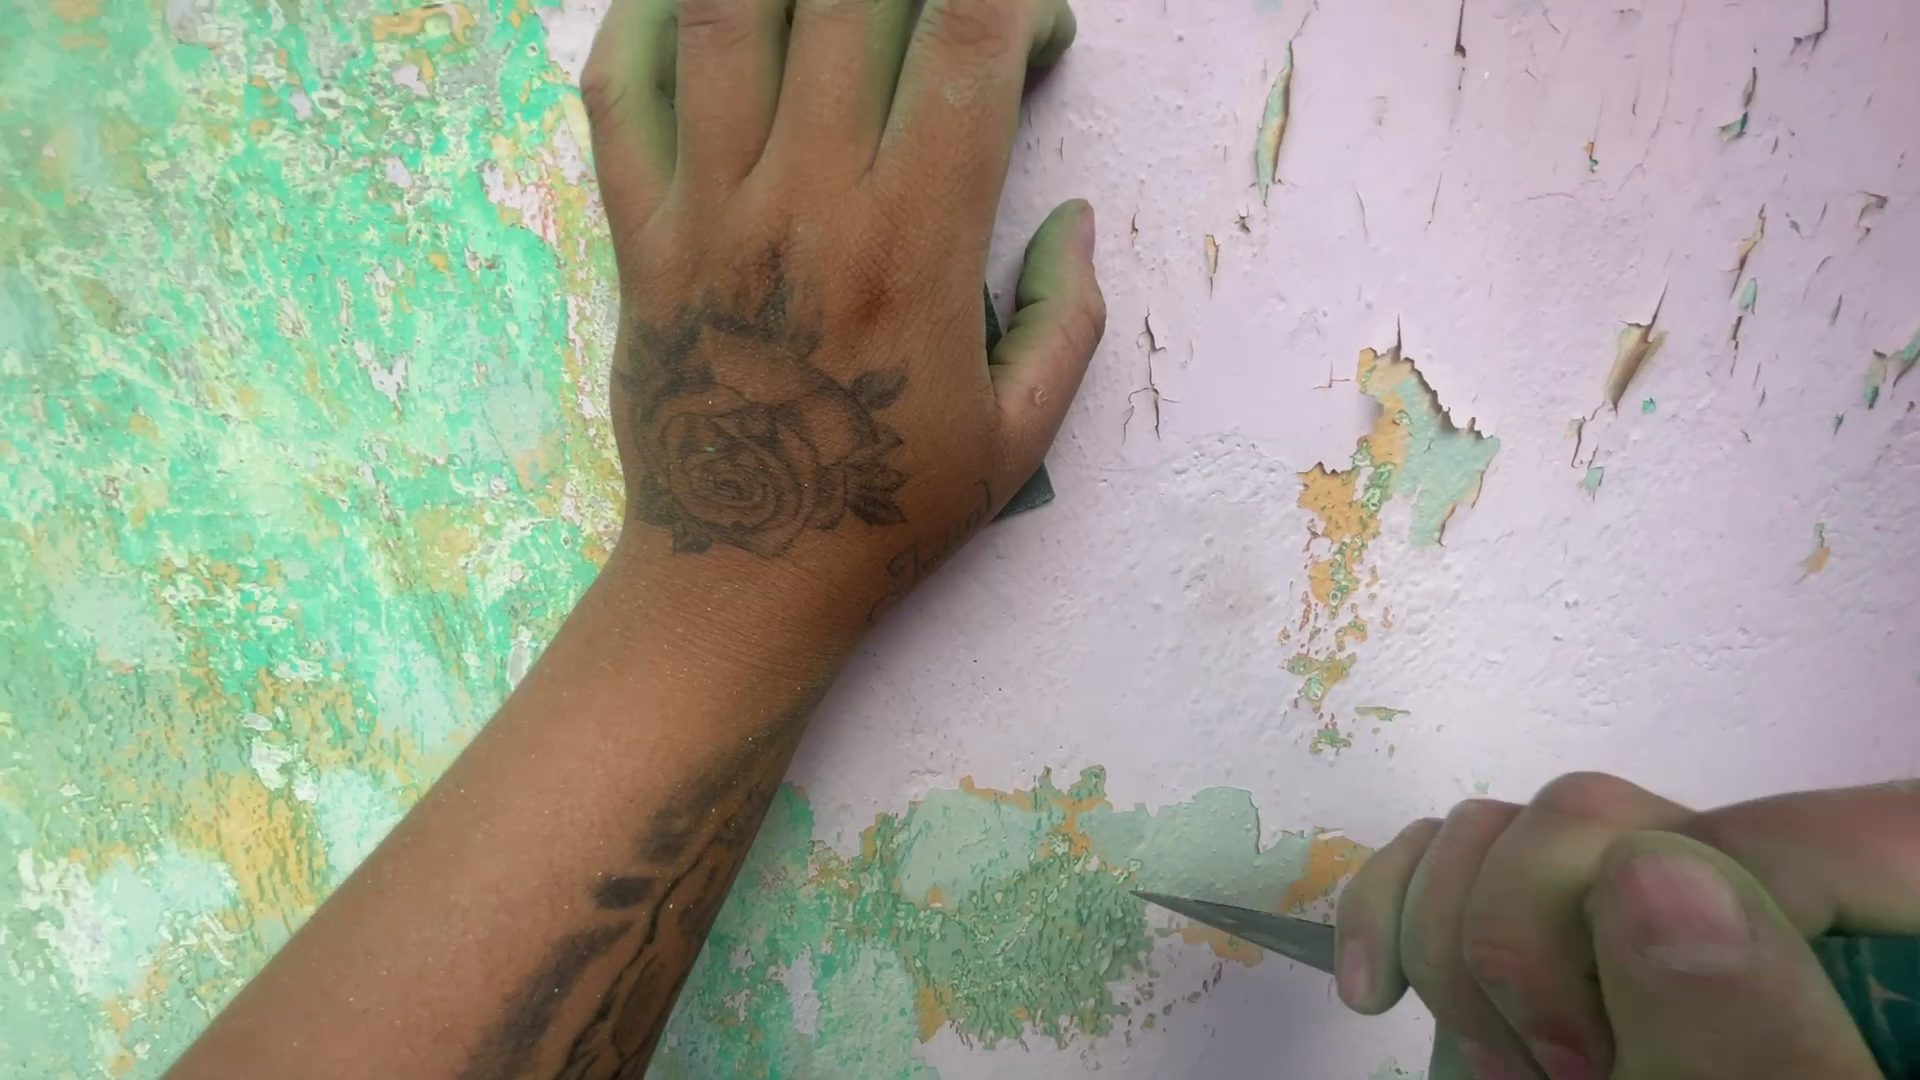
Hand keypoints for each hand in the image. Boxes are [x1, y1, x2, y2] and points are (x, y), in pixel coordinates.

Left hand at [581, 0, 1104, 655]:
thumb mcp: (1015, 441)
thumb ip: (1067, 323)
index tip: (1039, 33)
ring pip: (727, 10)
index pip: (969, 50)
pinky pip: (618, 86)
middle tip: (946, 13)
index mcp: (914, 252)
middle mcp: (808, 205)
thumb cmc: (888, 514)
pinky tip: (698, 7)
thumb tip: (1075, 222)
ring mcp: (707, 213)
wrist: (747, 572)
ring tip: (844, 2)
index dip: (1018, 1)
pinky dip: (646, 13)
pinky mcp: (639, 238)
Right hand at [1334, 773, 1919, 1078]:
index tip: (1601, 1059)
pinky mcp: (1540, 903)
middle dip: (1525, 941)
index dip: (1657, 925)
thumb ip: (1753, 1041)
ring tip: (1495, 1064)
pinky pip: (1440, 850)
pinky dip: (1391, 906)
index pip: (1769, 838)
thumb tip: (1649, 873)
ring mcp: (1627, 882)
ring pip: (1498, 827)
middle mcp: (1744, 871)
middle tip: (1550, 1074)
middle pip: (1599, 817)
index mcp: (1874, 908)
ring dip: (1452, 942)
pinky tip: (1373, 983)